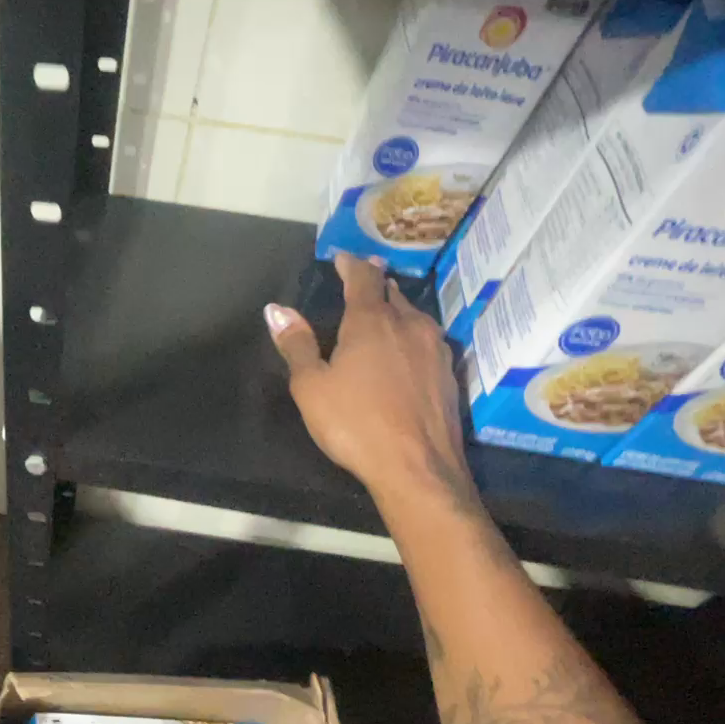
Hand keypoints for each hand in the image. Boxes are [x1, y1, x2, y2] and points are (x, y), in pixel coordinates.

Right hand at [264, 253, 473, 509]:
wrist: (417, 465)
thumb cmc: (354, 424)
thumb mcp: (311, 387)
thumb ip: (296, 345)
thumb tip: (276, 309)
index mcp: (371, 322)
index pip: (362, 278)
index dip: (350, 265)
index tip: (341, 258)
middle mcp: (409, 324)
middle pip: (392, 293)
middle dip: (375, 285)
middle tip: (361, 283)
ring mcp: (434, 348)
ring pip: (413, 316)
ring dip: (395, 310)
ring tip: (381, 315)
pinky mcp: (448, 373)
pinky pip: (425, 341)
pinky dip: (409, 337)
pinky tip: (403, 353)